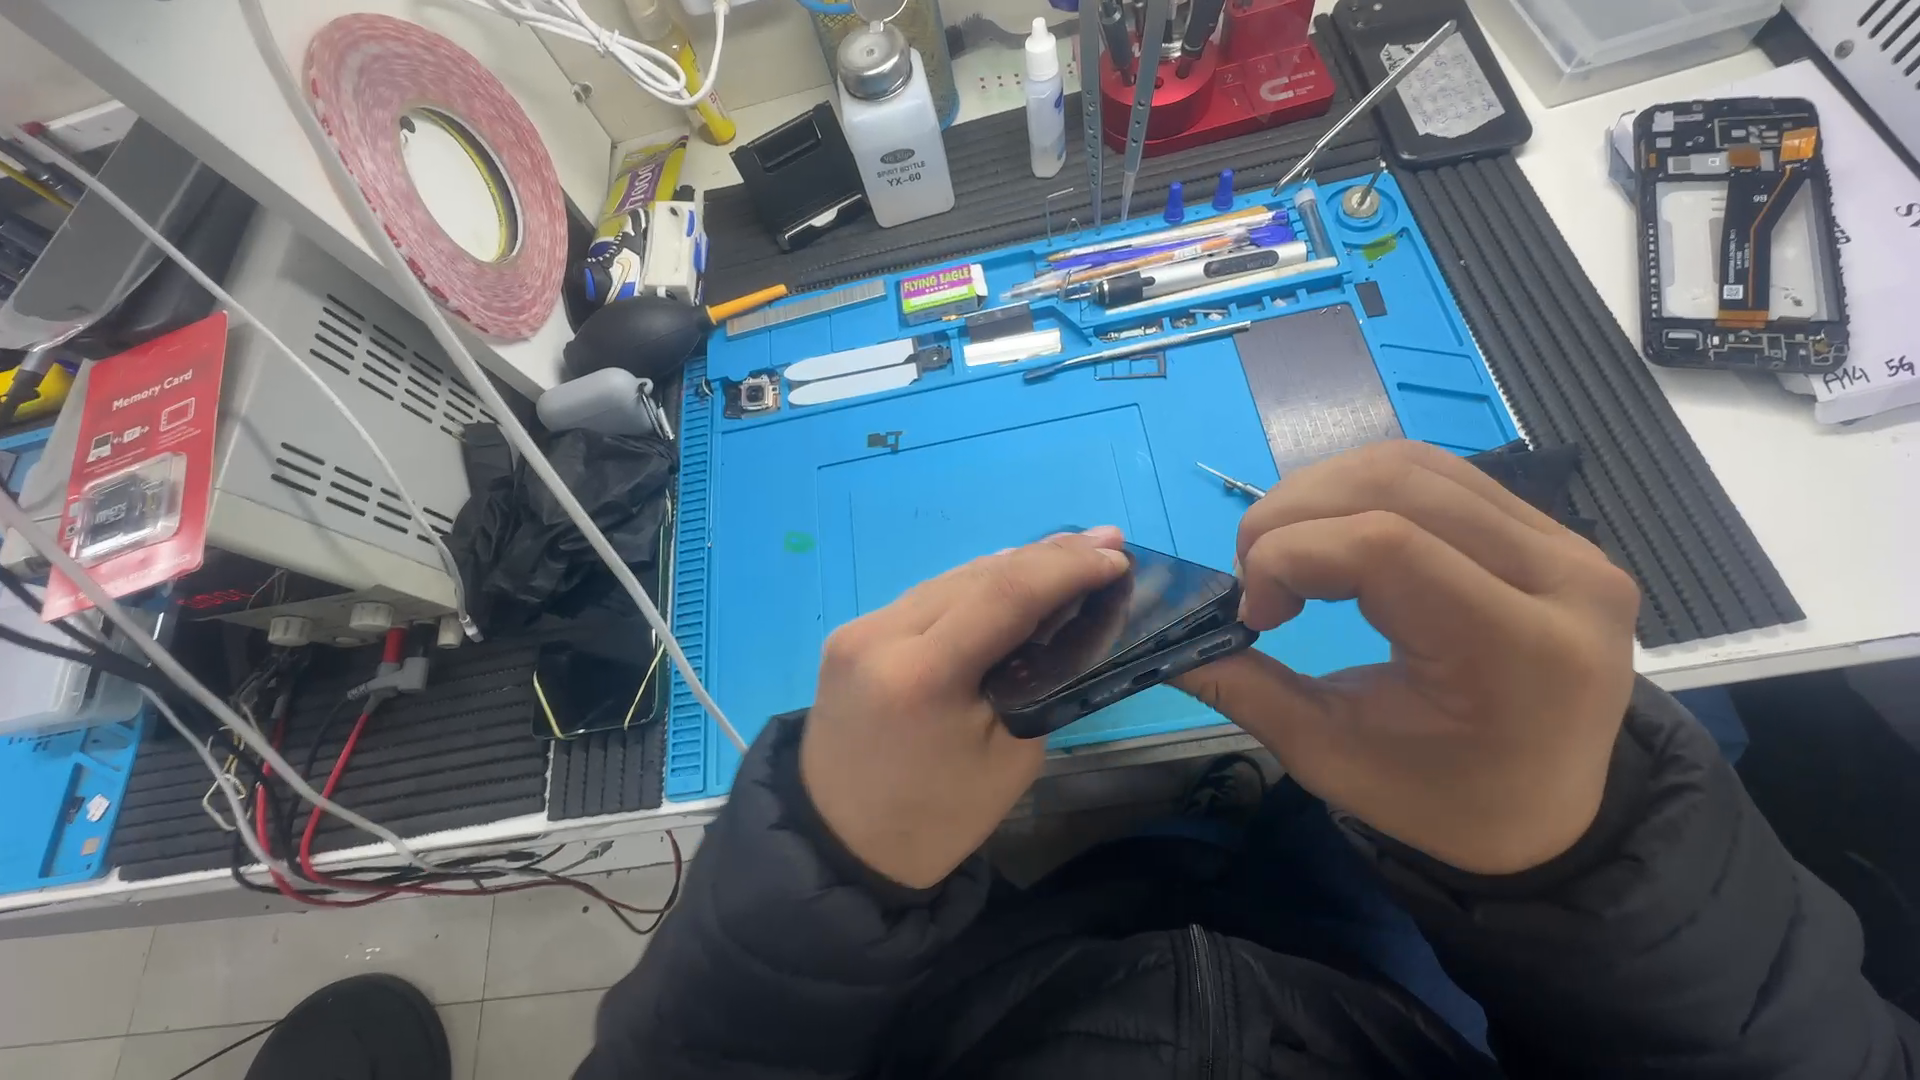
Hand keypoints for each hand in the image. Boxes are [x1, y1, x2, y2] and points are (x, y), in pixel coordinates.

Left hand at [800, 528, 1130, 887]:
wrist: (838, 843)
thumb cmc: (937, 818)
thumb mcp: (1011, 756)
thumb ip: (1037, 678)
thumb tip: (1059, 616)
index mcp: (923, 676)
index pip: (1005, 594)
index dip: (1067, 568)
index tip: (1116, 557)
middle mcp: (881, 635)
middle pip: (977, 575)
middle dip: (1047, 556)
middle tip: (1104, 543)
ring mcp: (859, 629)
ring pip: (951, 578)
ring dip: (1012, 566)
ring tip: (1068, 553)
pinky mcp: (851, 633)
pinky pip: (925, 597)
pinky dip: (973, 587)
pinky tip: (1010, 579)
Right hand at [1179, 441, 1640, 875]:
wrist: (1549, 810)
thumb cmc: (1440, 800)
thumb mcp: (1330, 758)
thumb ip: (1247, 690)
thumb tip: (1169, 643)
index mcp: (1517, 652)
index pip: (1382, 547)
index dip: (1287, 558)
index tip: (1253, 615)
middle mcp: (1561, 578)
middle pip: (1391, 484)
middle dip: (1287, 514)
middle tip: (1253, 574)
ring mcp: (1566, 543)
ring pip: (1409, 463)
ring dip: (1317, 492)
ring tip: (1285, 552)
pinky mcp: (1549, 530)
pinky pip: (1434, 473)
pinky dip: (1356, 489)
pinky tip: (1330, 535)